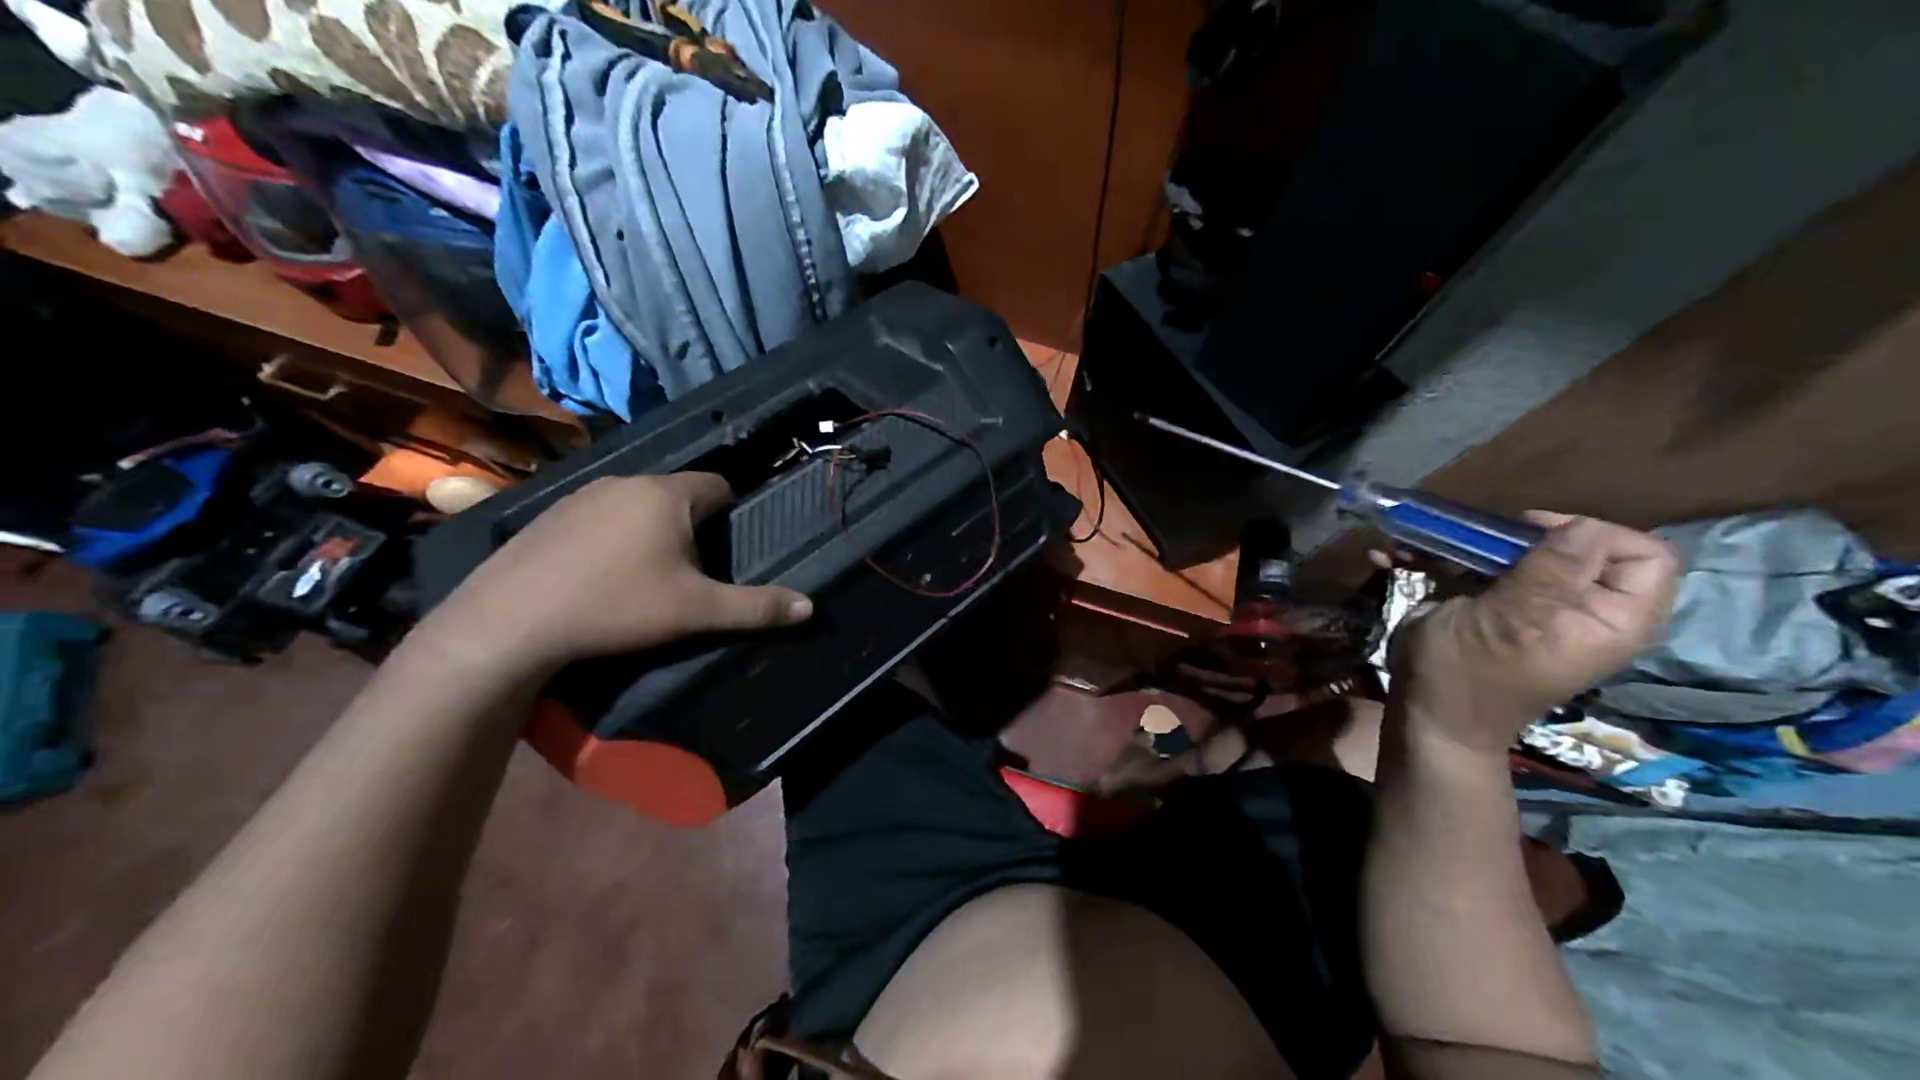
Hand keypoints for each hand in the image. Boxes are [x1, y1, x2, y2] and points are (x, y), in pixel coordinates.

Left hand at [417, 473, 812, 675]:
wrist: (511, 621)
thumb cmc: (617, 606)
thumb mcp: (696, 611)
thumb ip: (756, 607)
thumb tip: (810, 606)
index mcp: (667, 494)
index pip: (718, 485)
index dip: (731, 513)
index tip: (728, 548)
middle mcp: (626, 481)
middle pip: (677, 494)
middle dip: (692, 524)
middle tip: (691, 570)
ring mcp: (581, 495)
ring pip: (636, 503)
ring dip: (650, 528)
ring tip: (646, 574)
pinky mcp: (549, 515)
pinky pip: (599, 514)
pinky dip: (612, 535)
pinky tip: (600, 573)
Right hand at [1389, 511, 1678, 753]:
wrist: (1428, 714)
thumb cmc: (1471, 673)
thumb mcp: (1511, 623)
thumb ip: (1551, 574)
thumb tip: (1583, 526)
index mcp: (1609, 619)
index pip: (1644, 556)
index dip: (1598, 534)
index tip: (1535, 534)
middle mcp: (1580, 607)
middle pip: (1574, 546)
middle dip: (1515, 535)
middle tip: (1473, 539)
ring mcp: (1531, 606)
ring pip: (1515, 551)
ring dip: (1460, 542)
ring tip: (1414, 542)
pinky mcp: (1489, 605)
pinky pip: (1473, 567)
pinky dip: (1435, 557)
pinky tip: (1394, 556)